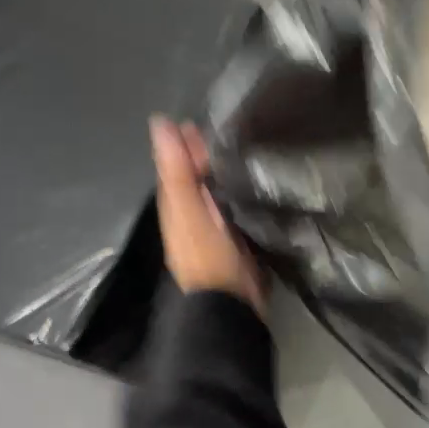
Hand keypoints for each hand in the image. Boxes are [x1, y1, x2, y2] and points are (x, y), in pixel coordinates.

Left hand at [150, 117, 265, 315]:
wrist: (231, 305)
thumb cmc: (208, 258)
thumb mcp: (189, 211)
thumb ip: (178, 171)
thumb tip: (162, 123)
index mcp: (178, 204)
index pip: (179, 164)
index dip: (188, 143)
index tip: (209, 121)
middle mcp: (196, 214)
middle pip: (201, 179)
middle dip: (213, 157)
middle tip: (241, 134)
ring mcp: (220, 231)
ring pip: (223, 195)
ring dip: (234, 177)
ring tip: (257, 156)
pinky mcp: (243, 244)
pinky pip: (243, 213)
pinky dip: (250, 199)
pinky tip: (267, 192)